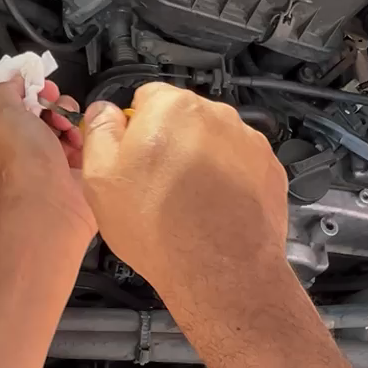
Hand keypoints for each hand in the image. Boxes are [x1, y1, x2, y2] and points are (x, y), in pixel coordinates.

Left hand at [0, 78, 94, 240]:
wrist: (50, 205)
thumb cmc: (23, 162)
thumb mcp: (3, 114)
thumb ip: (5, 91)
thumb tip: (16, 78)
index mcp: (8, 138)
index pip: (21, 107)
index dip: (33, 92)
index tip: (44, 86)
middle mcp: (31, 152)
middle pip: (48, 116)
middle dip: (57, 105)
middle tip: (59, 108)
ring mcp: (56, 165)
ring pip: (70, 131)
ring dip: (74, 122)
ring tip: (73, 129)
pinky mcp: (80, 175)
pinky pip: (89, 149)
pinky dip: (90, 141)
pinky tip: (85, 142)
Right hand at [79, 83, 287, 309]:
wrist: (219, 271)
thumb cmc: (161, 228)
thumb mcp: (100, 179)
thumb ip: (99, 134)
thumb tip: (103, 114)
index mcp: (171, 108)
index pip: (145, 97)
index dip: (133, 128)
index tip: (129, 155)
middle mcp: (215, 116)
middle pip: (181, 119)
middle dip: (167, 144)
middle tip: (152, 187)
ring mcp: (247, 142)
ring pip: (211, 142)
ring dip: (197, 163)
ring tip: (182, 205)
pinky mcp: (268, 169)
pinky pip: (238, 166)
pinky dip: (225, 182)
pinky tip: (209, 211)